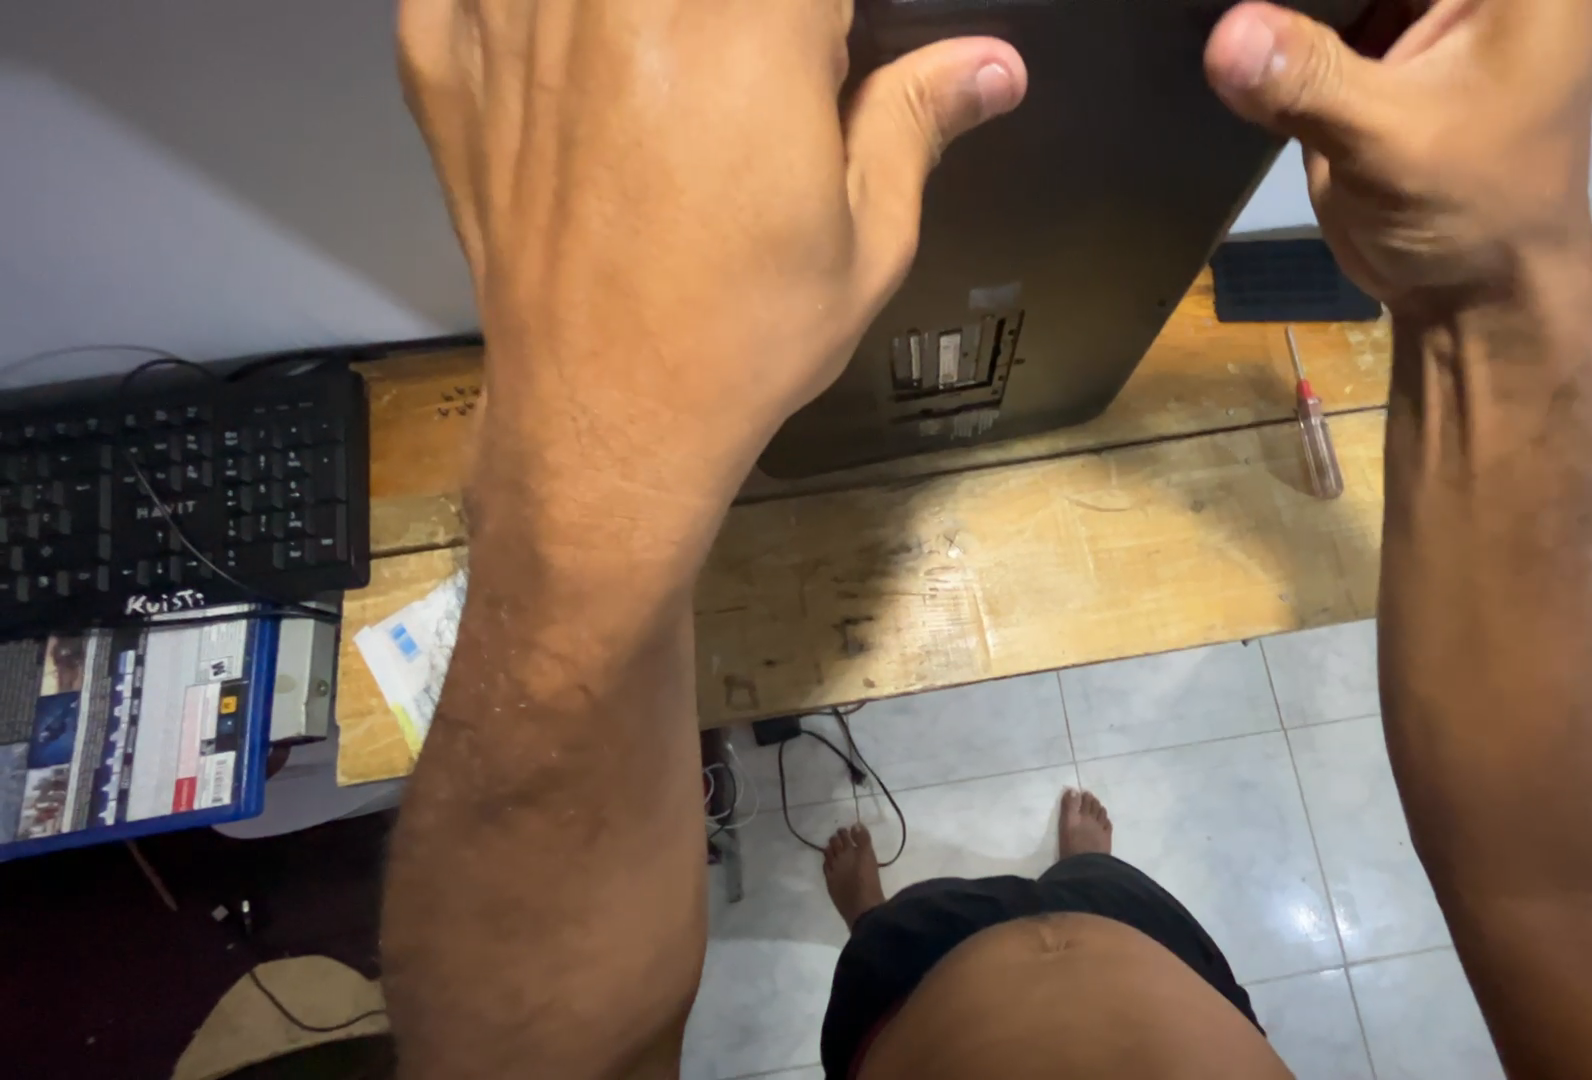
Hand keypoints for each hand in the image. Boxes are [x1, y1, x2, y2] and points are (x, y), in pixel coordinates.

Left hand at [396, 1, 1026, 508]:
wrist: (611, 419)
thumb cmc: (751, 341)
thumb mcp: (867, 244)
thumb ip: (917, 123)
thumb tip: (996, 65)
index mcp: (746, 22)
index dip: (836, 27)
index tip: (832, 77)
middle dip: (756, 31)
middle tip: (760, 100)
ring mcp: (512, 1)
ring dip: (663, 31)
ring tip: (684, 113)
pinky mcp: (443, 42)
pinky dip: (553, 17)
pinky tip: (589, 92)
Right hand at [1203, 0, 1591, 314]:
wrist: (1466, 287)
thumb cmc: (1469, 208)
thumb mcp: (1390, 141)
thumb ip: (1310, 82)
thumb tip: (1223, 35)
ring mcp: (1408, 14)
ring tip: (1212, 6)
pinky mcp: (1365, 60)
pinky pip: (1308, 26)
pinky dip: (1268, 30)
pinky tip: (1227, 32)